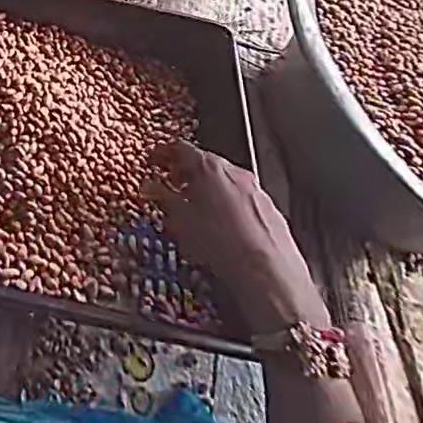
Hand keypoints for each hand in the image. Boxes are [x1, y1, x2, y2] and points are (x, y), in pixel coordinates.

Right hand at [146, 140, 328, 331]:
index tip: (153, 160)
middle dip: (185, 173)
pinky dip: (226, 205)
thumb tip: (152, 187)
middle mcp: (236, 172)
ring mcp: (256, 190)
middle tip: (170, 186)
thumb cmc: (222, 244)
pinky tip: (220, 227)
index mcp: (210, 168)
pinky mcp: (270, 210)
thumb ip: (163, 198)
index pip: (181, 148)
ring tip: (193, 211)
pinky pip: (241, 200)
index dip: (163, 153)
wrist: (268, 274)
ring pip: (224, 182)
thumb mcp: (181, 221)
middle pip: (204, 163)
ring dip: (206, 190)